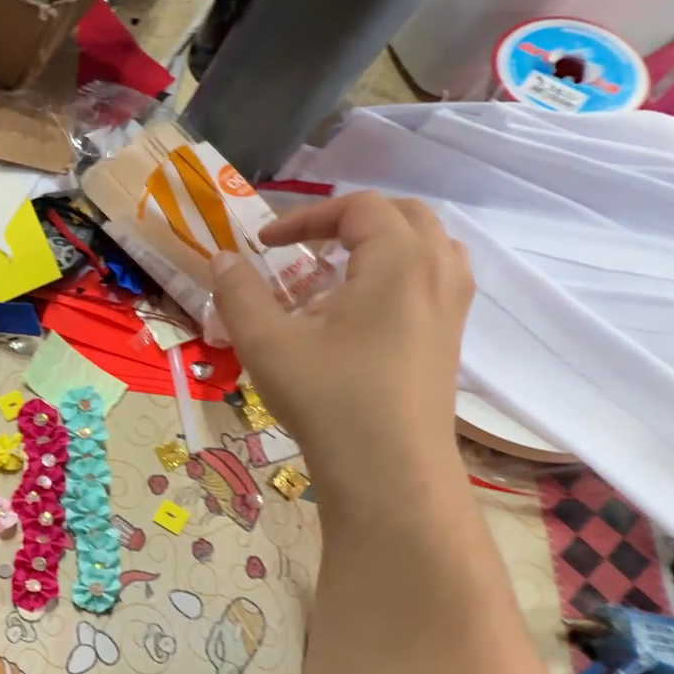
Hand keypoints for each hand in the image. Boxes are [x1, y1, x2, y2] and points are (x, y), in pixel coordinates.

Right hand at [209, 192, 472, 482]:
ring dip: (375, 244)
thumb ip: (239, 293)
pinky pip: (430, 278)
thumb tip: (223, 258)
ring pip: (423, 245)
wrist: (386, 465)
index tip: (262, 244)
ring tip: (330, 274)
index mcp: (398, 260)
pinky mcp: (448, 335)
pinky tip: (355, 311)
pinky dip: (393, 273)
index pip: (358, 208)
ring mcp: (450, 304)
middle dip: (344, 222)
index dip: (305, 217)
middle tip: (298, 247)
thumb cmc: (326, 396)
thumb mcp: (265, 342)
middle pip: (400, 216)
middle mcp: (436, 270)